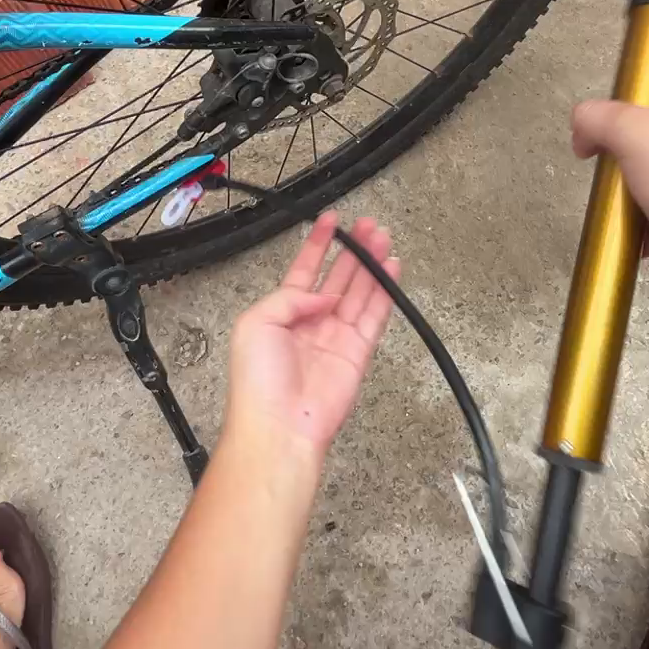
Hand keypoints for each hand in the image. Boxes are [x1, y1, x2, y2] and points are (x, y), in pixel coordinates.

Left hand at [225, 213, 397, 462]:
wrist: (279, 426)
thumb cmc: (257, 382)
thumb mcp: (256, 323)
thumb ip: (290, 297)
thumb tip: (323, 294)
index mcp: (282, 314)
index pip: (304, 270)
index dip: (318, 244)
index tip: (330, 221)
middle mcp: (311, 322)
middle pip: (338, 277)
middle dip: (353, 250)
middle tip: (369, 226)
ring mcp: (335, 337)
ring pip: (359, 291)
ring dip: (372, 264)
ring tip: (384, 238)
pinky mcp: (357, 353)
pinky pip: (375, 316)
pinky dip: (385, 293)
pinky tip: (392, 270)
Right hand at [570, 95, 648, 280]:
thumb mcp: (634, 131)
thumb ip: (598, 117)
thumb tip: (580, 122)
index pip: (647, 103)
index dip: (614, 119)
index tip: (595, 143)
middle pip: (642, 143)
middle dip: (619, 162)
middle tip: (609, 177)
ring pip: (645, 179)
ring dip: (625, 194)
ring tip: (621, 206)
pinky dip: (638, 221)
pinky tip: (633, 229)